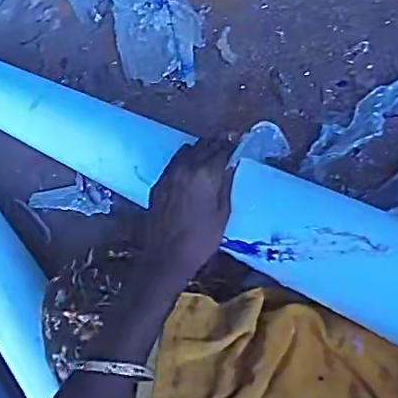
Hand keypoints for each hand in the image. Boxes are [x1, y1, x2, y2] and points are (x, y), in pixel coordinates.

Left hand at [140, 138, 236, 279]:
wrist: (167, 257)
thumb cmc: (201, 239)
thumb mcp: (223, 214)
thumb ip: (226, 185)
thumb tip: (230, 166)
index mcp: (205, 174)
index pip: (221, 149)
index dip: (231, 143)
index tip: (238, 139)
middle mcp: (185, 168)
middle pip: (203, 145)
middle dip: (217, 142)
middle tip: (227, 141)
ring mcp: (169, 175)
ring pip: (186, 150)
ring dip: (200, 148)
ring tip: (210, 152)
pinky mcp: (158, 184)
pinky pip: (174, 163)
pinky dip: (185, 159)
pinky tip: (191, 167)